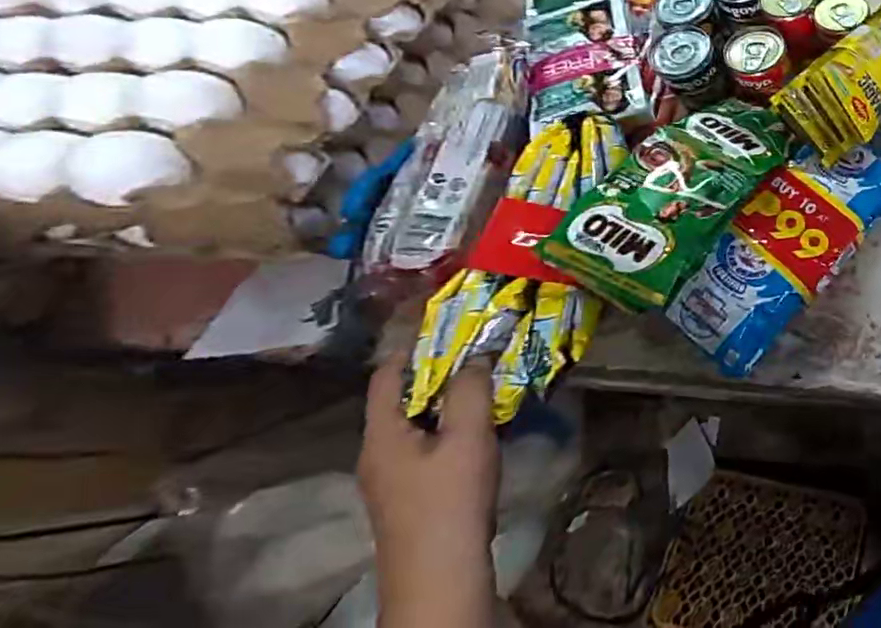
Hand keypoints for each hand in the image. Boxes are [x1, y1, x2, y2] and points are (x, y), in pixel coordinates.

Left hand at [357, 348, 499, 556]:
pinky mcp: (412, 490)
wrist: (440, 573)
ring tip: (488, 374)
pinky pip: (429, 440)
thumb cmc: (450, 499)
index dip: (414, 345)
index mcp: (381, 435)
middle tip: (480, 343)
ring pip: (419, 419)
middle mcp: (378, 451)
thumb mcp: (468, 436)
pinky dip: (452, 420)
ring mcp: (393, 474)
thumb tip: (477, 353)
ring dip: (450, 395)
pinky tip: (484, 419)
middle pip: (403, 397)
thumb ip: (471, 390)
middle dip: (440, 367)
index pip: (386, 376)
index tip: (451, 321)